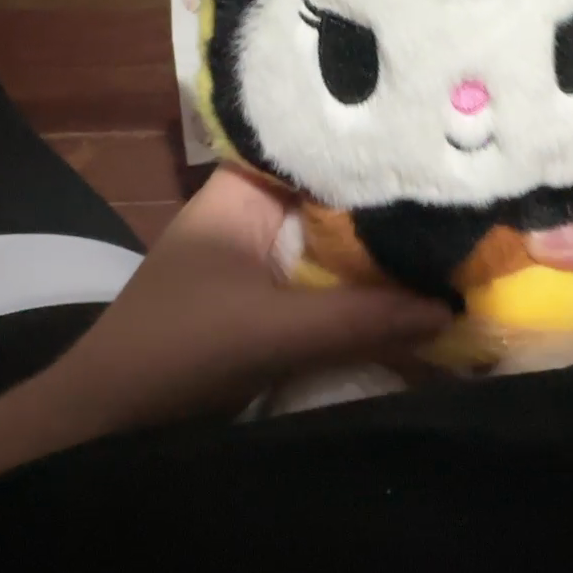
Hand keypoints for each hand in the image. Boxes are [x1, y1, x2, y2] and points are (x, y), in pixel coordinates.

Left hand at [48, 167, 450, 427]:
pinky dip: (363, 285)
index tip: (441, 155)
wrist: (106, 423)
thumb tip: (450, 310)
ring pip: (335, 241)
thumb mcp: (272, 333)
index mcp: (242, 192)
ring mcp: (261, 255)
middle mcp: (255, 213)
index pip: (320, 149)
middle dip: (392, 207)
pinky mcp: (268, 295)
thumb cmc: (175, 354)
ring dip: (381, 251)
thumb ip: (362, 319)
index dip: (379, 150)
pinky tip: (411, 286)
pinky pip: (328, 279)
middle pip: (336, 198)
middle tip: (465, 203)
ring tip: (455, 239)